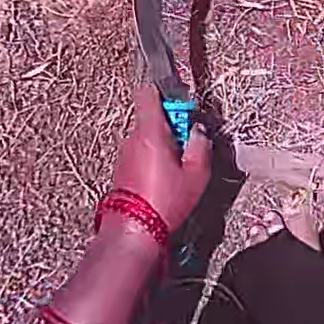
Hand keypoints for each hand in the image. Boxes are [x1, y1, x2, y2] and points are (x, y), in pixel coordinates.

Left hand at [110, 85, 212, 231]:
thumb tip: (199, 133)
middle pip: (152, 117)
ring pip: (148, 136)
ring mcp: (126, 154)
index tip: (182, 106)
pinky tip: (166, 177)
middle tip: (189, 145)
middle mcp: (133, 139)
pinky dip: (155, 157)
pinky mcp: (123, 168)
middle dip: (173, 126)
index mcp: (150, 133)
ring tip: (179, 166)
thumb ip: (200, 146)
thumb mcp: (196, 174)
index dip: (165, 93)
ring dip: (164, 143)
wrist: (134, 231)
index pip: (148, 94)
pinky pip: (142, 152)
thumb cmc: (163, 202)